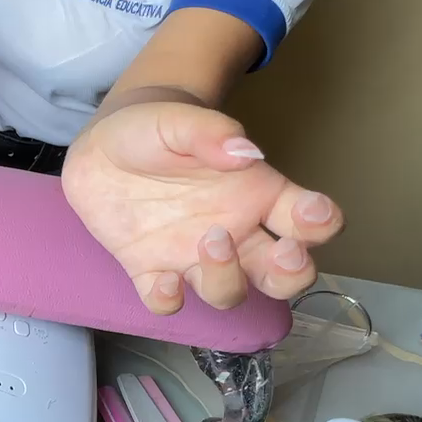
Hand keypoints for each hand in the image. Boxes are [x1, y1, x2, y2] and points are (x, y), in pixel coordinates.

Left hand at [60, 100, 343, 313]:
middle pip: (282, 274)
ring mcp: (189, 254)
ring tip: (209, 241)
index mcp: (256, 193)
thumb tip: (246, 154)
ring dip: (228, 279)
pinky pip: (165, 301)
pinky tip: (161, 280)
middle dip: (291, 273)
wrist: (99, 148)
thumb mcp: (178, 120)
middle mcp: (233, 231)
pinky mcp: (147, 268)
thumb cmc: (152, 129)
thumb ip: (211, 132)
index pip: (311, 221)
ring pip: (229, 293)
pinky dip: (168, 301)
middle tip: (281, 252)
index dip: (321, 225)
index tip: (309, 212)